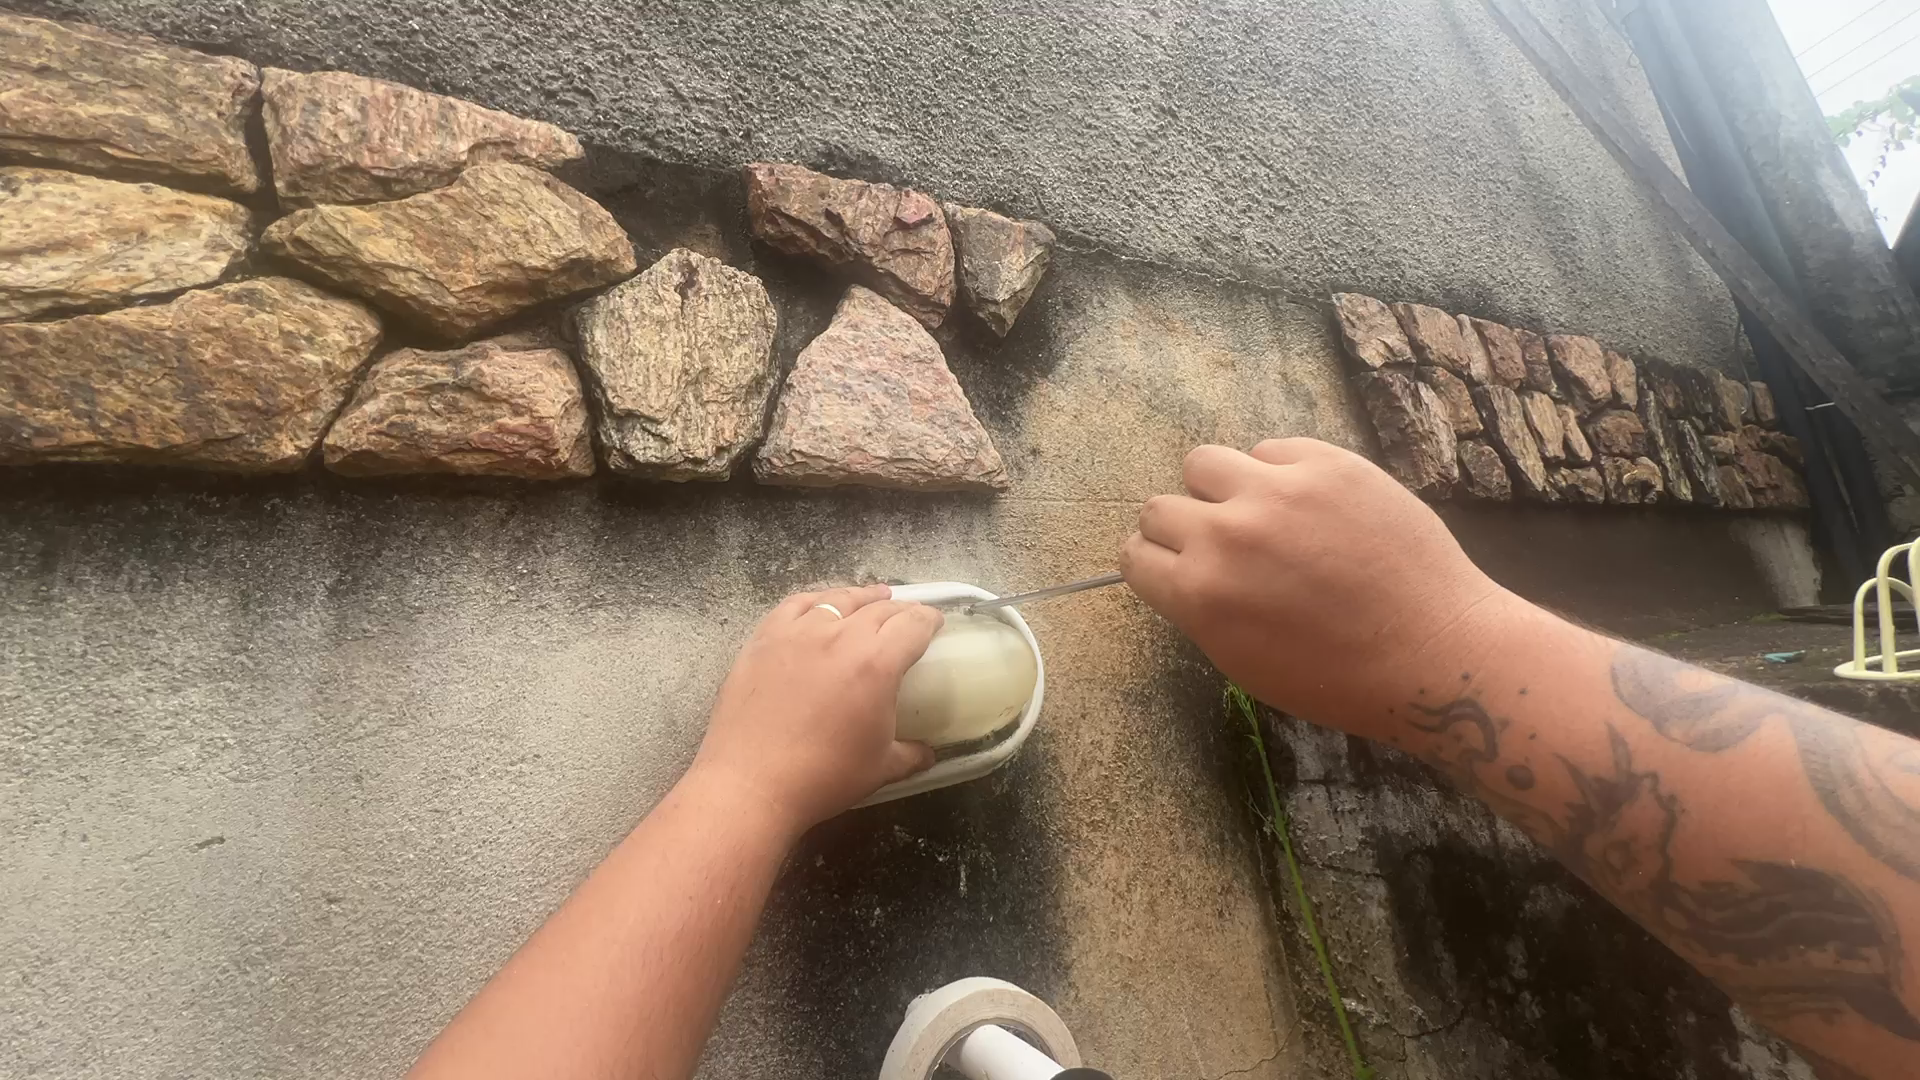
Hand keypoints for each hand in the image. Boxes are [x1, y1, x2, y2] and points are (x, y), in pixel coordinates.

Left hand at [688, 584, 943, 833]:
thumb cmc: (823, 777)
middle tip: (910, 615)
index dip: (929, 620)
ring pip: (839, 599)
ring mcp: (799, 632)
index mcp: (877, 663)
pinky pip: (796, 604)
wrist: (751, 784)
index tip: (935, 621)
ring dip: (863, 597)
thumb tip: (929, 754)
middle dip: (901, 609)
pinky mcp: (766, 638)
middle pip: (880, 609)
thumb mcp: (880, 769)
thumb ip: (910, 754)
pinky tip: (822, 602)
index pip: (913, 625)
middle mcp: (841, 636)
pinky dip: (816, 599)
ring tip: (873, 596)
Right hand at [1120, 438, 1522, 732]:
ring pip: (1202, 462)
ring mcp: (1277, 491)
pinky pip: (1269, 449)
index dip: (1152, 562)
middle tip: (1220, 544)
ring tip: (1254, 508)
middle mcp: (1225, 534)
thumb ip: (1196, 605)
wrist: (1437, 653)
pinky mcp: (1327, 463)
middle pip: (1157, 506)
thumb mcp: (1239, 660)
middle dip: (1180, 528)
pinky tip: (1307, 503)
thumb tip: (1178, 565)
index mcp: (1198, 593)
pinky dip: (1276, 473)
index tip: (1173, 565)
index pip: (1134, 554)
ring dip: (1217, 488)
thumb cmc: (1334, 677)